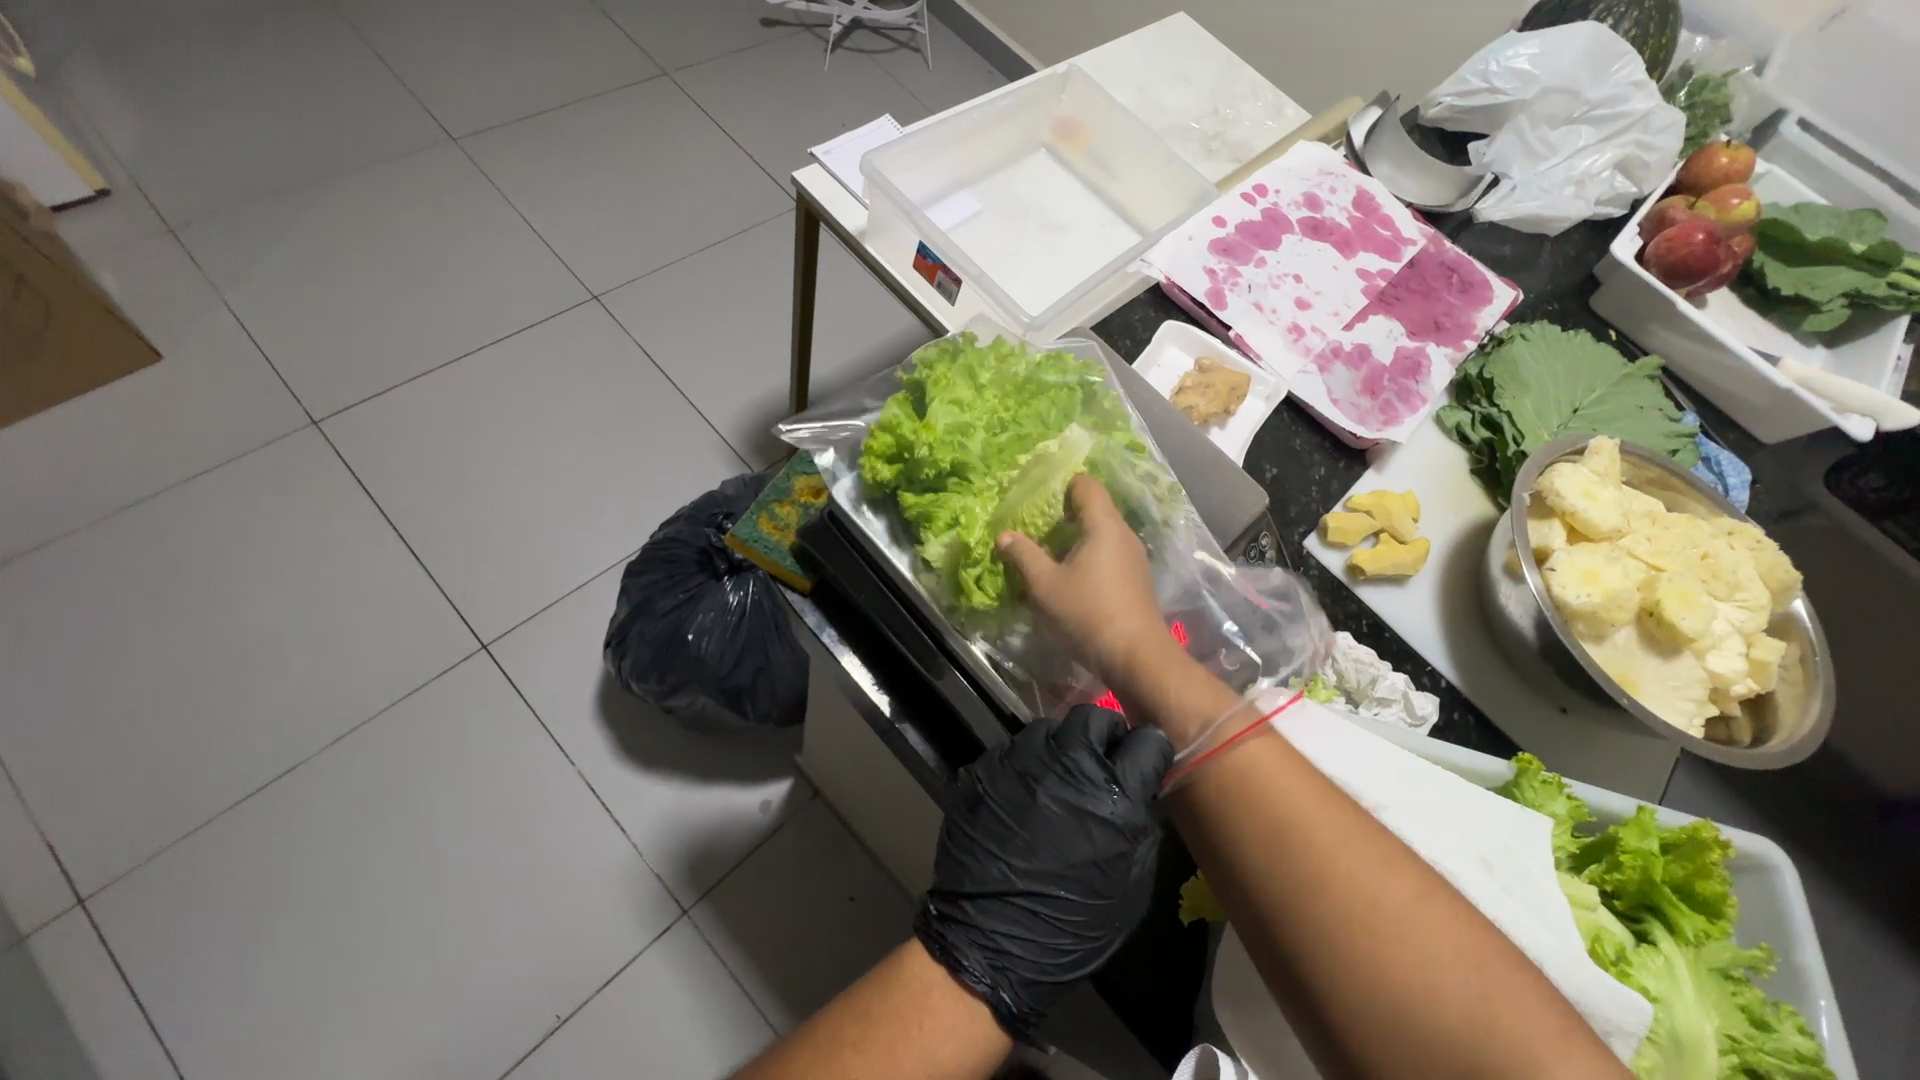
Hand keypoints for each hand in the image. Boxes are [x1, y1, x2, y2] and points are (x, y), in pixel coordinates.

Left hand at [915, 705, 1173, 1040]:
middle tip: (1099, 762)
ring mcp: (1019, 763)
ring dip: (1058, 749)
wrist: (991, 945)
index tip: (1142, 762)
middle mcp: (1066, 765)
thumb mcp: (1132, 882)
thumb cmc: (1074, 925)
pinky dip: (1022, 767)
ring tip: (1055, 781)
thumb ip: (1140, 822)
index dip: (1147, 750)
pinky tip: (1020, 798)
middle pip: (1093, 716)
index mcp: (1114, 796)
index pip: (1146, 740)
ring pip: (1046, 729)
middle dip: (1102, 734)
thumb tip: (1139, 788)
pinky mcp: (982, 772)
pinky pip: (1010, 752)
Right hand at [997, 475, 1175, 686]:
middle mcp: (1123, 535)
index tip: (1038, 502)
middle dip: (1062, 518)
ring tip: (1047, 560)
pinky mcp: (1136, 582)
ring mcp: (1134, 559)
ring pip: (1100, 537)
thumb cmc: (1087, 613)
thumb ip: (1023, 555)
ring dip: (1073, 543)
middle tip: (1034, 532)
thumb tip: (1005, 536)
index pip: (1086, 485)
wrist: (1136, 657)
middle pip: (1093, 510)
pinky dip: (1087, 561)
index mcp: (1103, 525)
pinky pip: (1108, 558)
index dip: (1062, 487)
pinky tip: (1069, 584)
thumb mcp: (1044, 585)